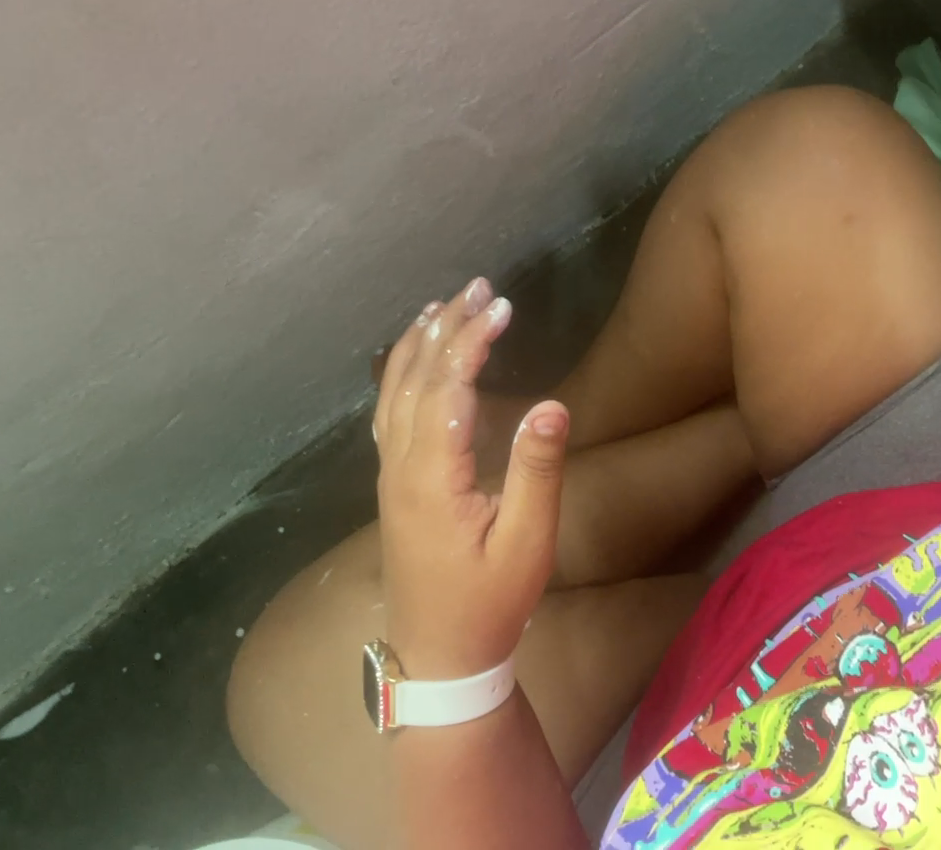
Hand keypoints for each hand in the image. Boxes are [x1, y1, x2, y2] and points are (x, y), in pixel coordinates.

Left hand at [373, 278, 569, 680]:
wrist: (441, 653)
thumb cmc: (491, 599)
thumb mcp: (528, 541)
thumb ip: (536, 470)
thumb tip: (551, 404)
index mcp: (432, 479)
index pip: (446, 390)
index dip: (472, 342)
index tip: (502, 306)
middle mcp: (401, 468)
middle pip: (415, 381)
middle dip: (447, 328)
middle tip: (480, 288)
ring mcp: (391, 476)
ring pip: (393, 393)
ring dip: (419, 345)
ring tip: (444, 305)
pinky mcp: (395, 485)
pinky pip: (389, 413)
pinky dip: (401, 374)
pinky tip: (415, 359)